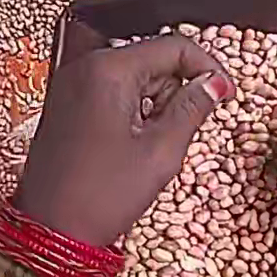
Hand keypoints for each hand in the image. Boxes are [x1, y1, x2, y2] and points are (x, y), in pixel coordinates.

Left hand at [15, 35, 235, 245]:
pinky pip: (112, 93)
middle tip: (180, 133)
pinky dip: (133, 112)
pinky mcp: (66, 105)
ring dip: (155, 105)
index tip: (225, 92)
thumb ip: (193, 109)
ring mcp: (71, 85)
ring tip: (151, 147)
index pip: (173, 46)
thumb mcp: (160, 153)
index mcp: (109, 70)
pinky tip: (133, 146)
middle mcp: (85, 68)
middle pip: (152, 60)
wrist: (50, 230)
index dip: (207, 67)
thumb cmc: (101, 196)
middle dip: (176, 92)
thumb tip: (215, 84)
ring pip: (134, 78)